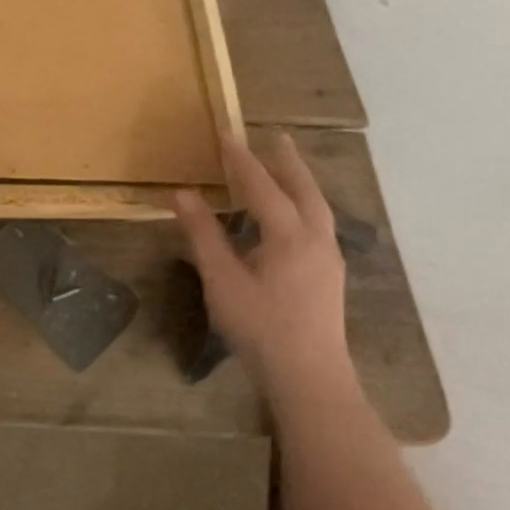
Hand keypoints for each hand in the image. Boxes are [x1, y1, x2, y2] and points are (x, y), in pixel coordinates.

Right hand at [172, 132, 354, 399]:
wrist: (309, 376)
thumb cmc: (260, 325)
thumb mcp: (221, 278)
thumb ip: (203, 233)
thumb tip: (181, 192)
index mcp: (290, 237)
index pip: (262, 187)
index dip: (241, 160)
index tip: (225, 133)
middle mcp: (316, 241)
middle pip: (304, 191)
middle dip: (287, 162)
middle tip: (274, 136)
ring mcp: (328, 259)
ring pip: (316, 208)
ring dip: (299, 182)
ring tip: (284, 165)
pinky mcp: (328, 275)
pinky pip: (317, 224)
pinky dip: (302, 204)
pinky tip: (289, 212)